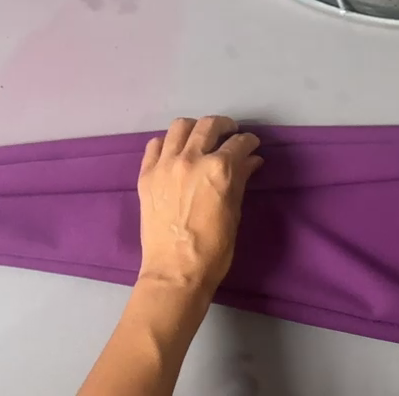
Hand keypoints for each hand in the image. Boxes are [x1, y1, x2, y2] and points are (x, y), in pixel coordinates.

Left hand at [135, 116, 262, 297]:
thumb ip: (241, 180)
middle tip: (229, 133)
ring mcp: (165, 164)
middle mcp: (191, 158)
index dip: (248, 142)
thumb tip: (252, 160)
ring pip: (179, 127)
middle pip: (208, 125)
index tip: (251, 144)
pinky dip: (166, 143)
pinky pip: (154, 145)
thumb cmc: (213, 249)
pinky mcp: (146, 175)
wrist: (175, 273)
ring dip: (194, 128)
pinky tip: (173, 152)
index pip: (238, 143)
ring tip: (200, 137)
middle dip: (224, 125)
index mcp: (218, 169)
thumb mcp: (234, 213)